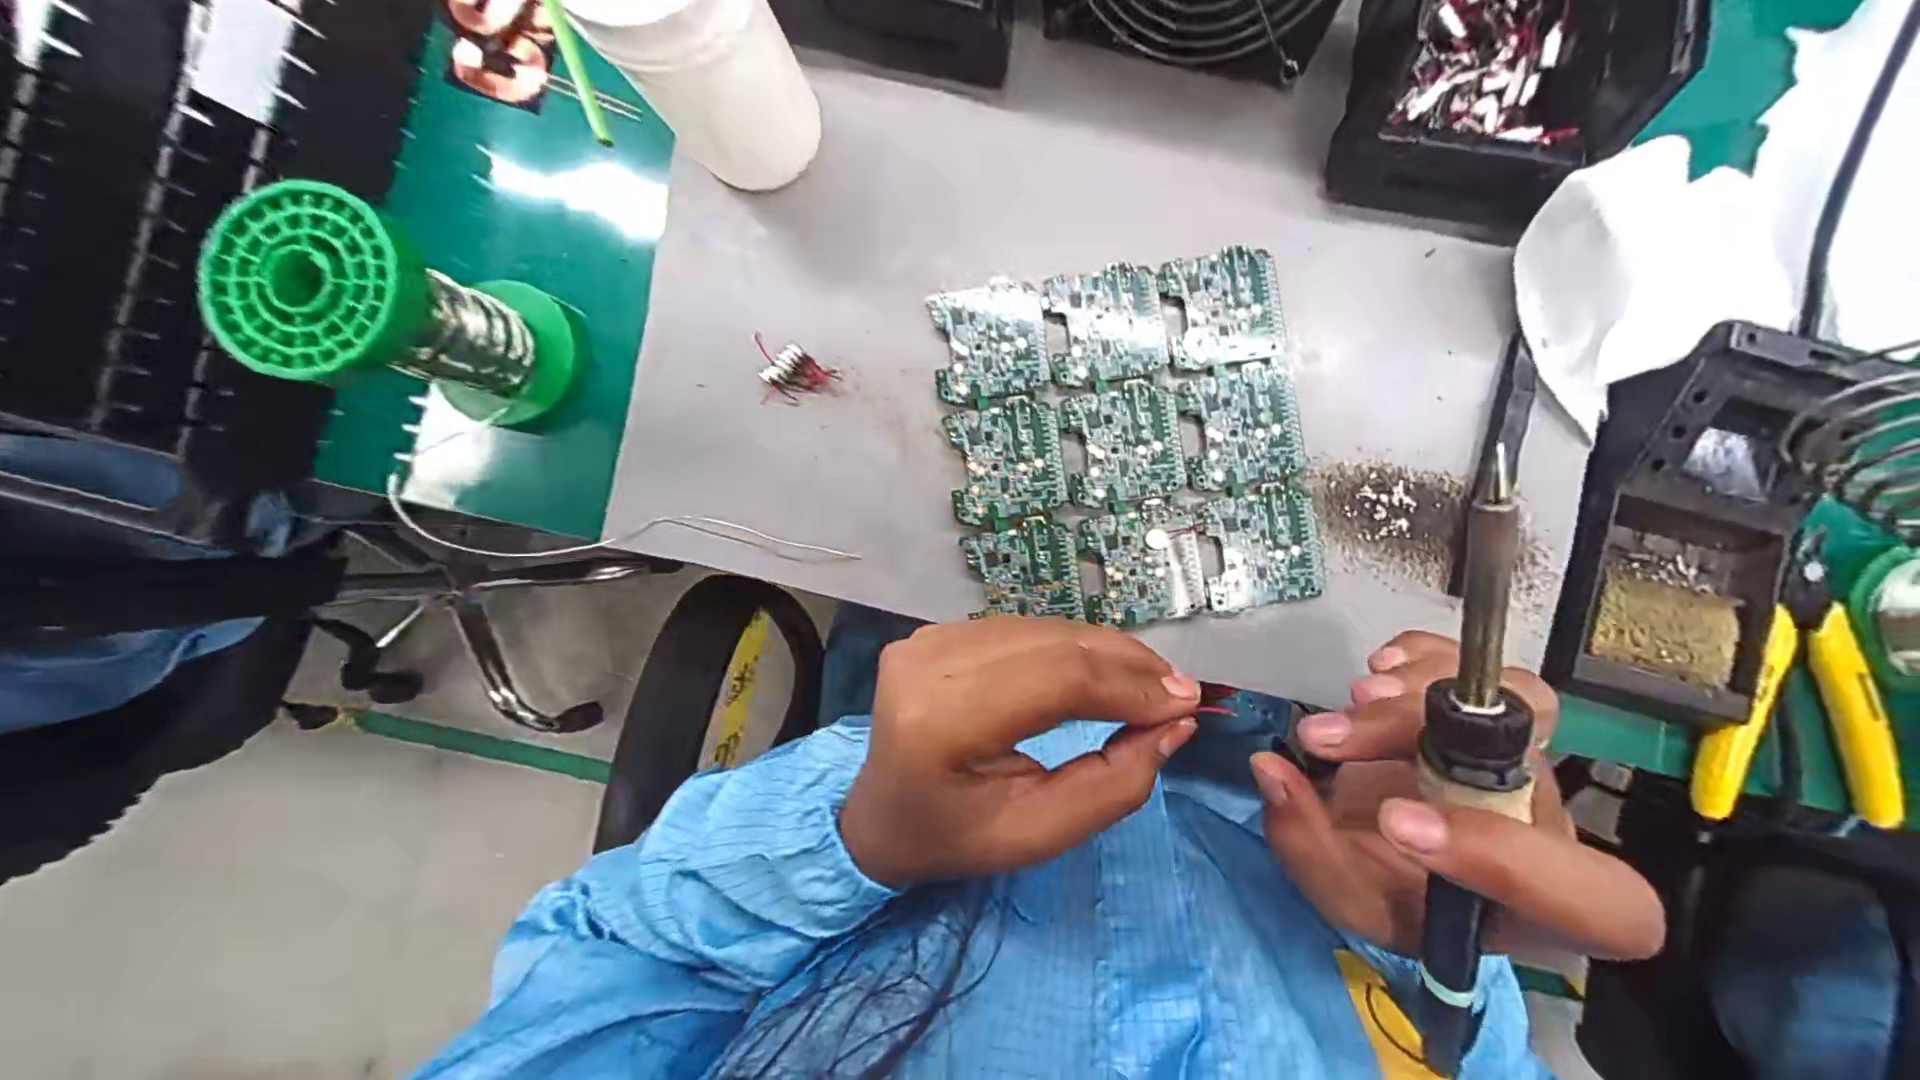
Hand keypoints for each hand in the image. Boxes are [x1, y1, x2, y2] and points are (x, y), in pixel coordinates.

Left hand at [839, 616, 1200, 886]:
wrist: (879, 816)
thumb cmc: (954, 837)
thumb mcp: (1036, 834)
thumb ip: (1113, 784)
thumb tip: (1175, 722)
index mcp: (940, 720)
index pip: (1055, 679)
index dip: (1128, 684)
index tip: (1185, 701)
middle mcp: (928, 663)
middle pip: (1052, 643)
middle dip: (1125, 663)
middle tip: (1178, 689)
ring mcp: (926, 640)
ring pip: (1041, 628)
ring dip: (1101, 651)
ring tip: (1147, 681)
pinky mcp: (933, 633)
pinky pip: (1019, 630)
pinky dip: (1067, 647)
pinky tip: (1097, 669)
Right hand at [1253, 631, 1663, 960]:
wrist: (1391, 846)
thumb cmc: (1385, 886)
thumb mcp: (1345, 895)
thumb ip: (1308, 846)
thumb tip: (1271, 768)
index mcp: (1540, 904)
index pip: (1592, 900)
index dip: (1506, 856)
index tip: (1395, 822)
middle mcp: (1541, 820)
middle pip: (1523, 764)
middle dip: (1416, 736)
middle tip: (1326, 736)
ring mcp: (1514, 754)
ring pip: (1515, 699)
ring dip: (1424, 687)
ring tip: (1356, 693)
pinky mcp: (1475, 708)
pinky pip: (1476, 666)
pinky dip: (1427, 654)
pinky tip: (1380, 665)